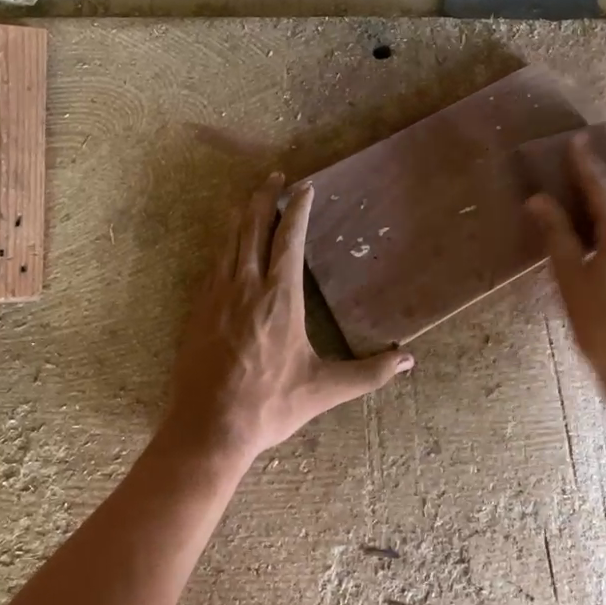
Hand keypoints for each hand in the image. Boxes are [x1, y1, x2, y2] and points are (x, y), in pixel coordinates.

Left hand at [164, 173, 413, 462]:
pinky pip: (213, 263)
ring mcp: (217, 295)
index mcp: (279, 296)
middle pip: (252, 226)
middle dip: (264, 197)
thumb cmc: (269, 405)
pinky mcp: (198, 310)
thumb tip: (408, 361)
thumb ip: (368, 373)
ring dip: (242, 215)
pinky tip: (228, 247)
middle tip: (275, 177)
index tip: (305, 186)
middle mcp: (246, 286)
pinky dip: (224, 244)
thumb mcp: (324, 389)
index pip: (288, 237)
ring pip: (229, 240)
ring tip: (250, 200)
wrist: (208, 427)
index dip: (296, 208)